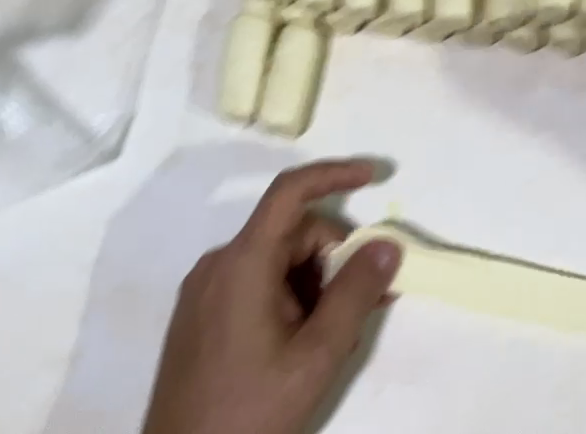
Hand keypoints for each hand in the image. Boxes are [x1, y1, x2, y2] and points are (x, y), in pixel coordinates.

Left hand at [143, 159, 401, 433]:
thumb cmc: (251, 411)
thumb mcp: (316, 357)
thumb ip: (354, 295)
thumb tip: (387, 245)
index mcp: (243, 261)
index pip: (290, 192)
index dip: (334, 175)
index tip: (374, 176)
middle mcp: (218, 262)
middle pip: (289, 235)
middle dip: (331, 260)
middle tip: (361, 308)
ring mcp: (203, 288)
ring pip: (274, 261)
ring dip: (309, 285)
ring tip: (324, 341)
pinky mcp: (198, 313)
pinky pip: (252, 282)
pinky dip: (285, 297)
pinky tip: (296, 344)